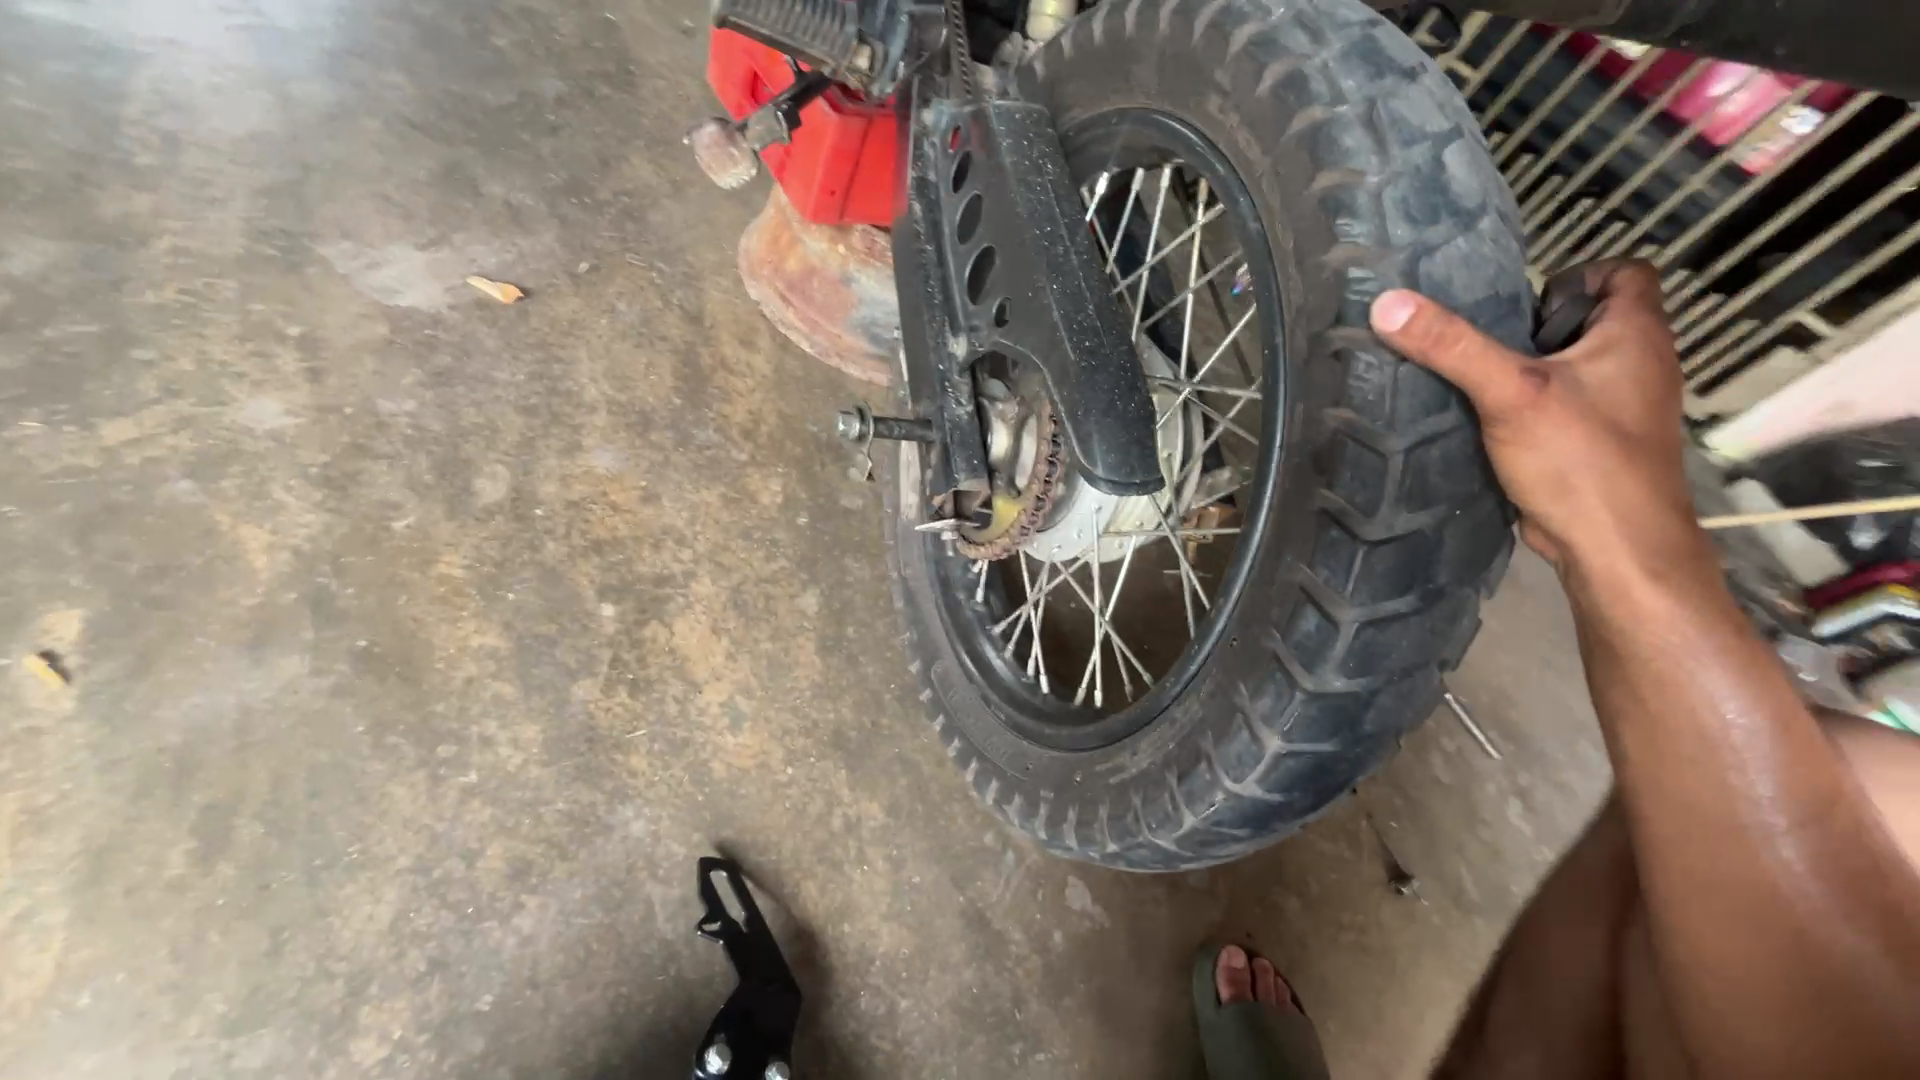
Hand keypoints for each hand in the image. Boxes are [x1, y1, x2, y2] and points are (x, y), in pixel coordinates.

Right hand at [1369, 260, 1706, 580]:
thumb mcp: (1507, 392)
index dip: (1574, 276)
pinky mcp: (1595, 444)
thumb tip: (1387, 304)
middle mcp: (1638, 364)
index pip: (1624, 273)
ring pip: (1572, 368)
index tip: (1518, 305)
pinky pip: (1561, 407)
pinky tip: (1486, 424)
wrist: (1614, 544)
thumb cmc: (1578, 457)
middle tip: (1483, 345)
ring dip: (1527, 369)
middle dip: (1534, 326)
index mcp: (1636, 335)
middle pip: (1589, 321)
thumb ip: (1451, 346)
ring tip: (1475, 382)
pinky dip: (1527, 407)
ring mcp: (1619, 408)